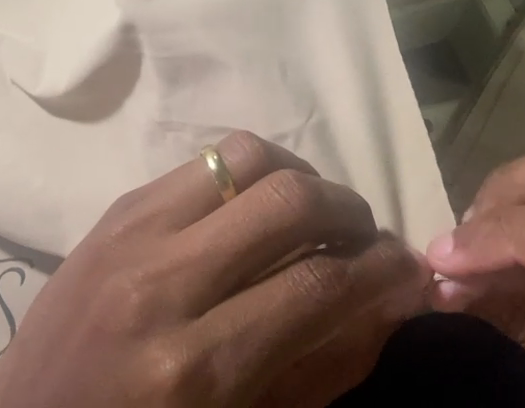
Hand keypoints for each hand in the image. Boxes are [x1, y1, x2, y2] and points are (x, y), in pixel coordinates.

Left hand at [0, 131, 430, 407]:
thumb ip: (318, 369)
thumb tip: (388, 302)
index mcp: (196, 367)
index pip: (317, 285)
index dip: (379, 271)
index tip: (408, 269)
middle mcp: (164, 282)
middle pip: (286, 199)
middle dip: (347, 211)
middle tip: (363, 236)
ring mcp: (131, 232)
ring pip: (244, 156)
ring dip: (299, 175)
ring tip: (314, 211)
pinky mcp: (116, 206)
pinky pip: (201, 161)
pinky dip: (248, 173)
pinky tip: (258, 205)